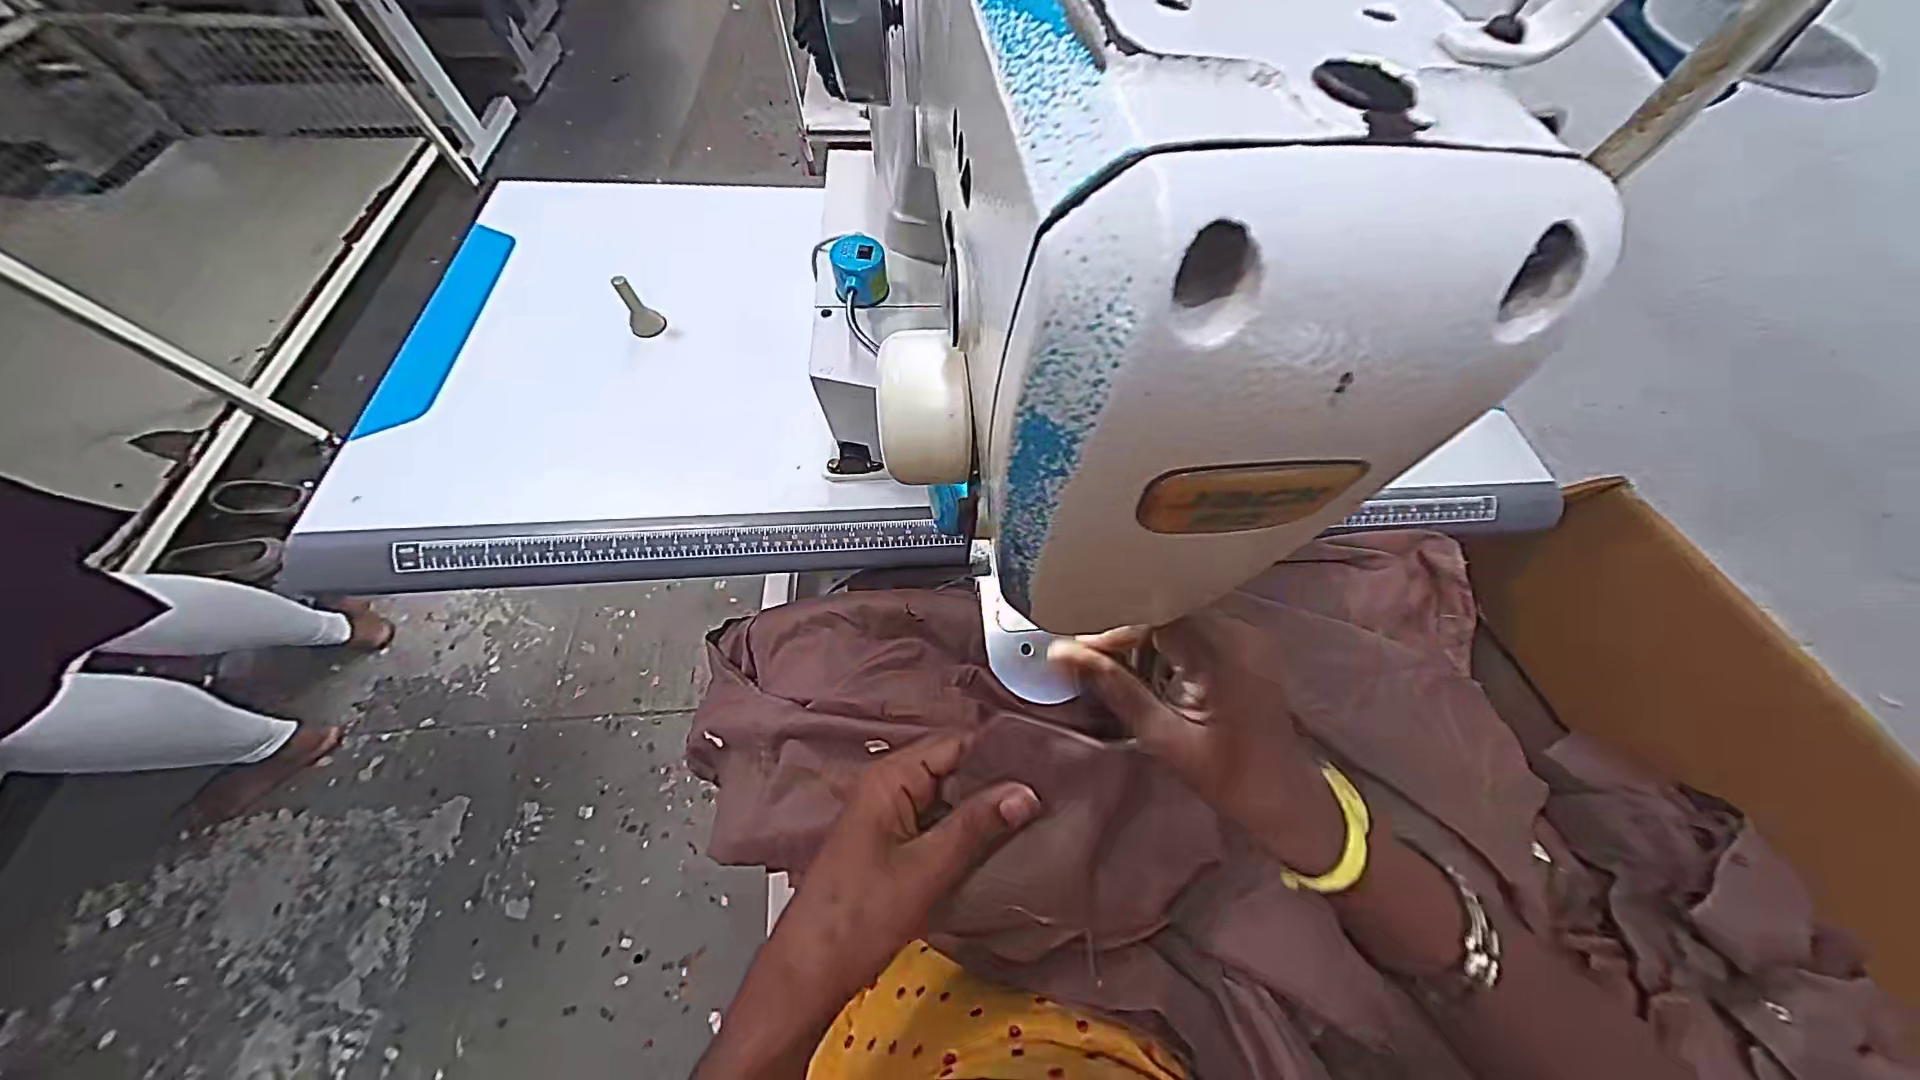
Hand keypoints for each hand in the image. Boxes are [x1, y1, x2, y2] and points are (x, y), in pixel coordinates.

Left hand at [698, 735, 1039, 1078]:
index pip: (955, 745)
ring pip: (948, 796)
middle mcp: (890, 785)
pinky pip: (937, 821)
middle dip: (995, 779)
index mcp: (891, 777)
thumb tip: (1026, 792)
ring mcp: (890, 814)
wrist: (808, 974)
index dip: (998, 751)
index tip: (1043, 763)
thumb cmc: (859, 916)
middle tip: (1046, 790)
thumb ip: (976, 825)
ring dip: (983, 806)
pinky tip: (998, 840)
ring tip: (1033, 812)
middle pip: (953, 767)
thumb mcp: (926, 868)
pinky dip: (965, 828)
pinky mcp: (894, 841)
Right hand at [1048, 615, 1345, 874]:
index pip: (1153, 615)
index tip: (1078, 649)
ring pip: (1175, 617)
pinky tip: (1147, 672)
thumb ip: (1113, 687)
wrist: (1288, 799)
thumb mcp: (1163, 735)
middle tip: (1089, 659)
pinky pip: (1191, 628)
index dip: (1112, 628)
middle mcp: (1239, 630)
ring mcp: (1245, 634)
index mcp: (1224, 651)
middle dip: (1123, 634)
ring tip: (1114, 669)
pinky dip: (1164, 646)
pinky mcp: (1244, 644)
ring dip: (1142, 640)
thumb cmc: (1228, 776)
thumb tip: (1061, 653)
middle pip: (1164, 610)